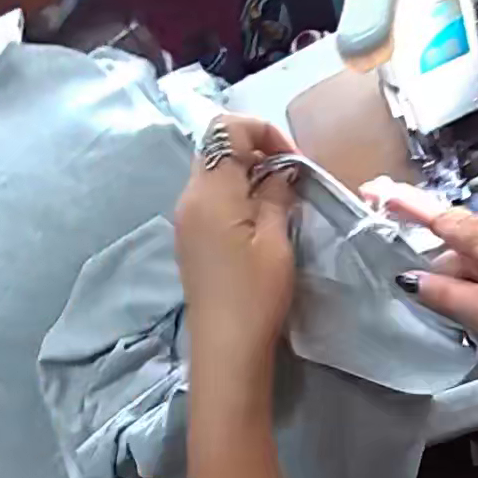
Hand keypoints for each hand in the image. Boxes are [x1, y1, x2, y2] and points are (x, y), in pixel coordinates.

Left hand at [176, 114, 299, 386]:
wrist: (226, 348)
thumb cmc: (256, 295)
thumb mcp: (276, 242)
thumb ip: (276, 196)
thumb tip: (279, 172)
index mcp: (210, 192)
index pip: (227, 129)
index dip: (263, 132)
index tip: (293, 161)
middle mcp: (188, 199)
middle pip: (216, 148)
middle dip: (255, 150)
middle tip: (288, 179)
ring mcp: (184, 221)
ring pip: (212, 173)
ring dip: (245, 174)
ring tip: (277, 201)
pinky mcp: (188, 240)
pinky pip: (208, 200)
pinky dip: (234, 196)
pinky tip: (257, 221)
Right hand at [365, 179, 477, 389]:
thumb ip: (442, 293)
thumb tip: (407, 279)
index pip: (444, 219)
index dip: (407, 204)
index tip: (375, 190)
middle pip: (451, 238)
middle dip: (418, 239)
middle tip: (381, 232)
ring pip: (461, 262)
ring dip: (438, 275)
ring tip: (410, 291)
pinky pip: (473, 277)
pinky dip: (454, 287)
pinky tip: (439, 302)